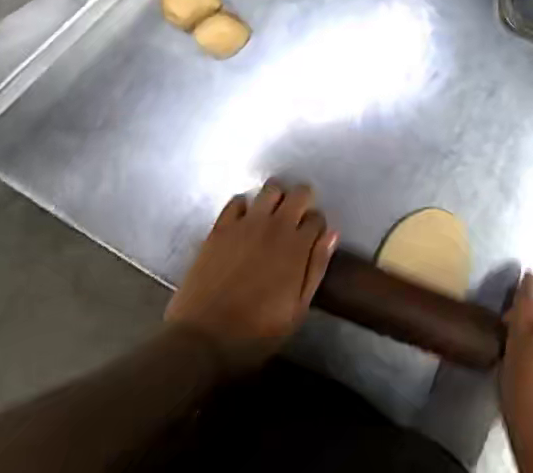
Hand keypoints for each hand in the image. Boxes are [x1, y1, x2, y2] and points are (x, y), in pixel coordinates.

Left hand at [164, 179, 336, 371]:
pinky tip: (244, 220)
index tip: (310, 240)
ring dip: (276, 197)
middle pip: (299, 193)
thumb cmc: (255, 332)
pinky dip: (244, 205)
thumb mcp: (297, 310)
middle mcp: (276, 227)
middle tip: (295, 219)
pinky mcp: (219, 230)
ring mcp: (246, 226)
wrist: (200, 343)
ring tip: (271, 214)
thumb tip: (331, 234)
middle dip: (303, 201)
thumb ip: (317, 269)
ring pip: (270, 190)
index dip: (316, 227)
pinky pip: (236, 201)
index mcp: (298, 247)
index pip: (318, 217)